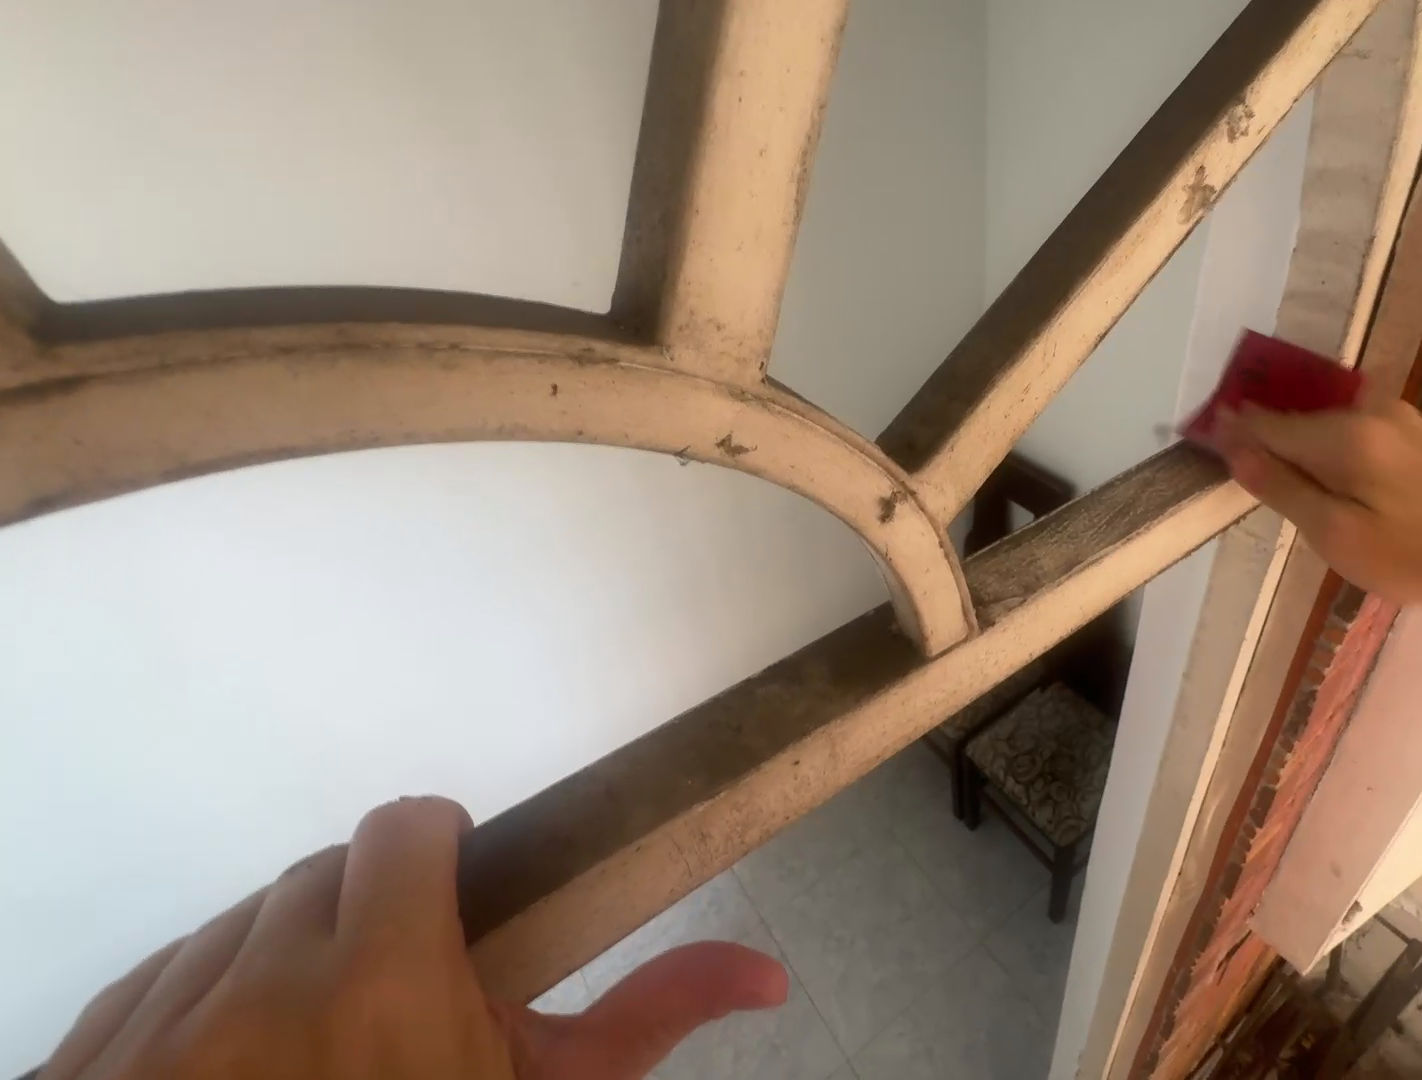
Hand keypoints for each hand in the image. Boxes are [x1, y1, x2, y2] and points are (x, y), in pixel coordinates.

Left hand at [42, 797, 786, 1079]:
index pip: (401, 827)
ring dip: (288, 955)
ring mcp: (143, 1047)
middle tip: (405, 985)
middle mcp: (250, 996)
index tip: (459, 889)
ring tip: (323, 1038)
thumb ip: (658, 1014)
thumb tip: (773, 973)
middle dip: (373, 907)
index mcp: (381, 982)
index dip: (438, 846)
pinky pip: (149, 984)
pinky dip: (199, 1005)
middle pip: (326, 872)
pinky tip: (235, 1069)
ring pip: (239, 924)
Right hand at [1217, 400, 1421, 624]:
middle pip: (1295, 419)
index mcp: (1346, 435)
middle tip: (1239, 472)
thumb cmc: (1413, 557)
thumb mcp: (1334, 533)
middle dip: (1261, 436)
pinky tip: (1323, 478)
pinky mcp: (1414, 436)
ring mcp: (1398, 420)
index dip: (1230, 431)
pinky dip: (1323, 448)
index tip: (1200, 439)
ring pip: (1322, 425)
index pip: (1266, 423)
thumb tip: (1233, 447)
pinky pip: (1349, 431)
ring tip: (1276, 481)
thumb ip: (1281, 487)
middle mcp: (1370, 413)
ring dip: (1293, 444)